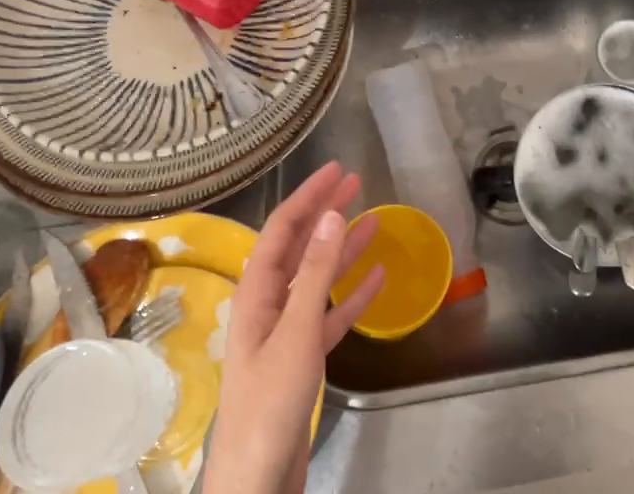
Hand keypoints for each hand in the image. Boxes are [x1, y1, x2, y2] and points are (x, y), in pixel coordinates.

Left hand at [204, 162, 384, 493]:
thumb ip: (315, 274)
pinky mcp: (304, 356)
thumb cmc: (270, 400)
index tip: (335, 170)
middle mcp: (269, 305)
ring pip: (318, 278)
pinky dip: (353, 294)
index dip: (307, 198)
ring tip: (373, 220)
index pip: (281, 231)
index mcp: (256, 294)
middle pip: (299, 248)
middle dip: (324, 213)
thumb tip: (331, 216)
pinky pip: (332, 313)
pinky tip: (377, 278)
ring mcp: (287, 331)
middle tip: (355, 183)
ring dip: (342, 248)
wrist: (258, 474)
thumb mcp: (296, 332)